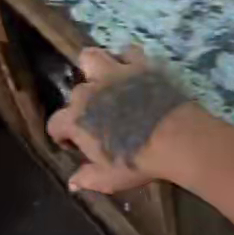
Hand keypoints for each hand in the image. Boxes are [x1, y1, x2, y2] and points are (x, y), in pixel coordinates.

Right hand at [46, 47, 189, 194]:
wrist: (177, 138)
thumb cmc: (138, 161)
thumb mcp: (109, 179)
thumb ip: (88, 178)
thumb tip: (73, 182)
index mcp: (77, 119)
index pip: (56, 124)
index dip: (63, 135)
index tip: (75, 144)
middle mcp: (91, 92)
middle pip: (77, 92)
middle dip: (84, 103)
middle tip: (100, 116)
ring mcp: (116, 74)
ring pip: (92, 57)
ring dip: (95, 67)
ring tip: (107, 80)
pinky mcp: (142, 66)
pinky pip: (130, 52)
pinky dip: (130, 60)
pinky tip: (136, 71)